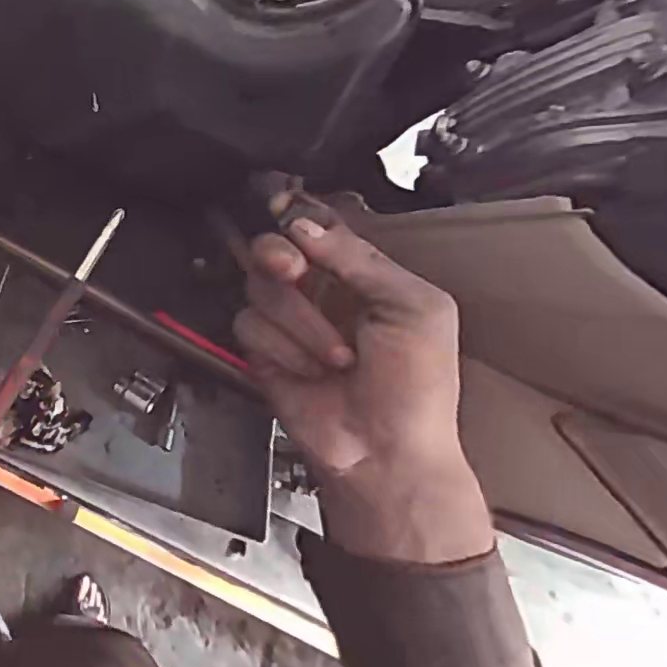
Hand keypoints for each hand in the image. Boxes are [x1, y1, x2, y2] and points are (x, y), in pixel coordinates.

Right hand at [233, 199, 494, 563]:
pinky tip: (310, 372)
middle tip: (291, 271)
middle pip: (271, 247)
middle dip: (277, 257)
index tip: (288, 218)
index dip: (294, 217)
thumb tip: (304, 226)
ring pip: (259, 288)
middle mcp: (315, 291)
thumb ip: (361, 260)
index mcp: (356, 274)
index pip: (314, 227)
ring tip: (336, 358)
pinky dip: (282, 350)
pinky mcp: (260, 349)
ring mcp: (286, 320)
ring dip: (300, 324)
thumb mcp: (415, 308)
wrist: (385, 450)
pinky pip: (249, 325)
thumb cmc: (417, 385)